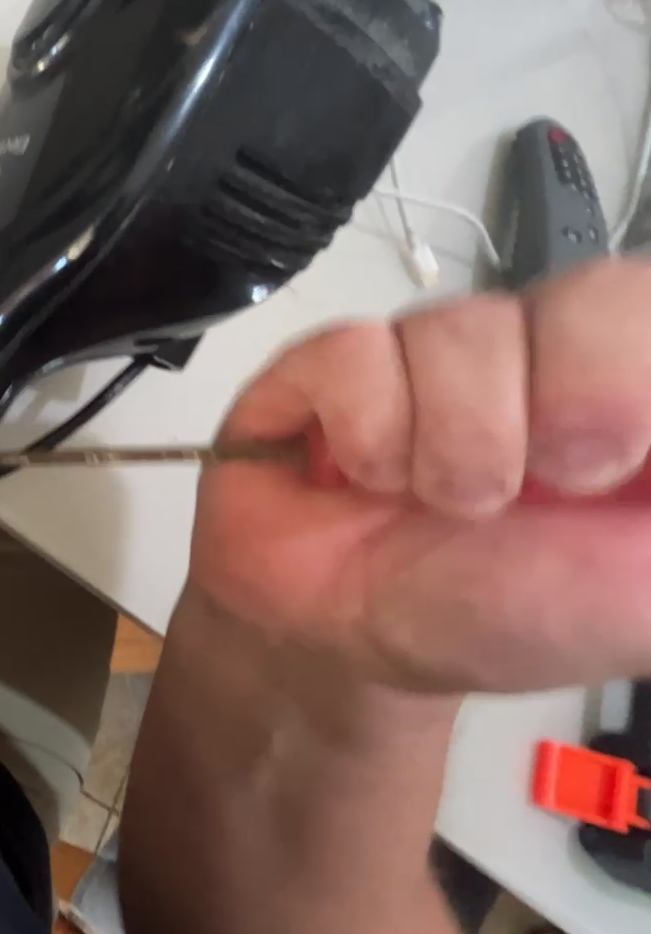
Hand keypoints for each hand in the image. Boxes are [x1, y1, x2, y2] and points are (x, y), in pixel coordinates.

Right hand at [185, 258, 650, 695]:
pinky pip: (347, 351)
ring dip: (443, 439)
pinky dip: (358, 422)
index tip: (610, 473)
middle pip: (583, 295)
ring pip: (453, 325)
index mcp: (625, 395)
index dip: (631, 374)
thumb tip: (642, 439)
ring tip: (421, 497)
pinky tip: (356, 470)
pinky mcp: (315, 373)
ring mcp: (417, 360)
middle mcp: (532, 359)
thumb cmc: (497, 619)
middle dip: (555, 409)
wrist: (337, 638)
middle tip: (524, 490)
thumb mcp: (648, 593)